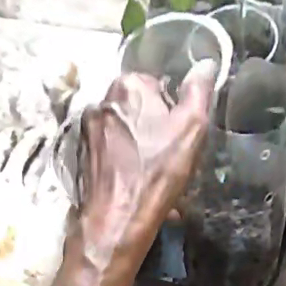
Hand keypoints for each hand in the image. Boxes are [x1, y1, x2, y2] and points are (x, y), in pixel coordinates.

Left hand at [76, 61, 216, 278]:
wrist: (115, 221)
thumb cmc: (155, 174)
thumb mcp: (190, 129)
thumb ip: (199, 92)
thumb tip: (205, 64)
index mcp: (127, 85)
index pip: (157, 87)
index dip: (173, 113)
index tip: (178, 139)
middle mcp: (100, 102)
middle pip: (137, 111)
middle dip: (154, 132)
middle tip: (168, 162)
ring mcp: (86, 131)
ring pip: (123, 135)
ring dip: (139, 152)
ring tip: (153, 180)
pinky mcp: (80, 159)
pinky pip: (110, 156)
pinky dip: (123, 168)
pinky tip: (136, 188)